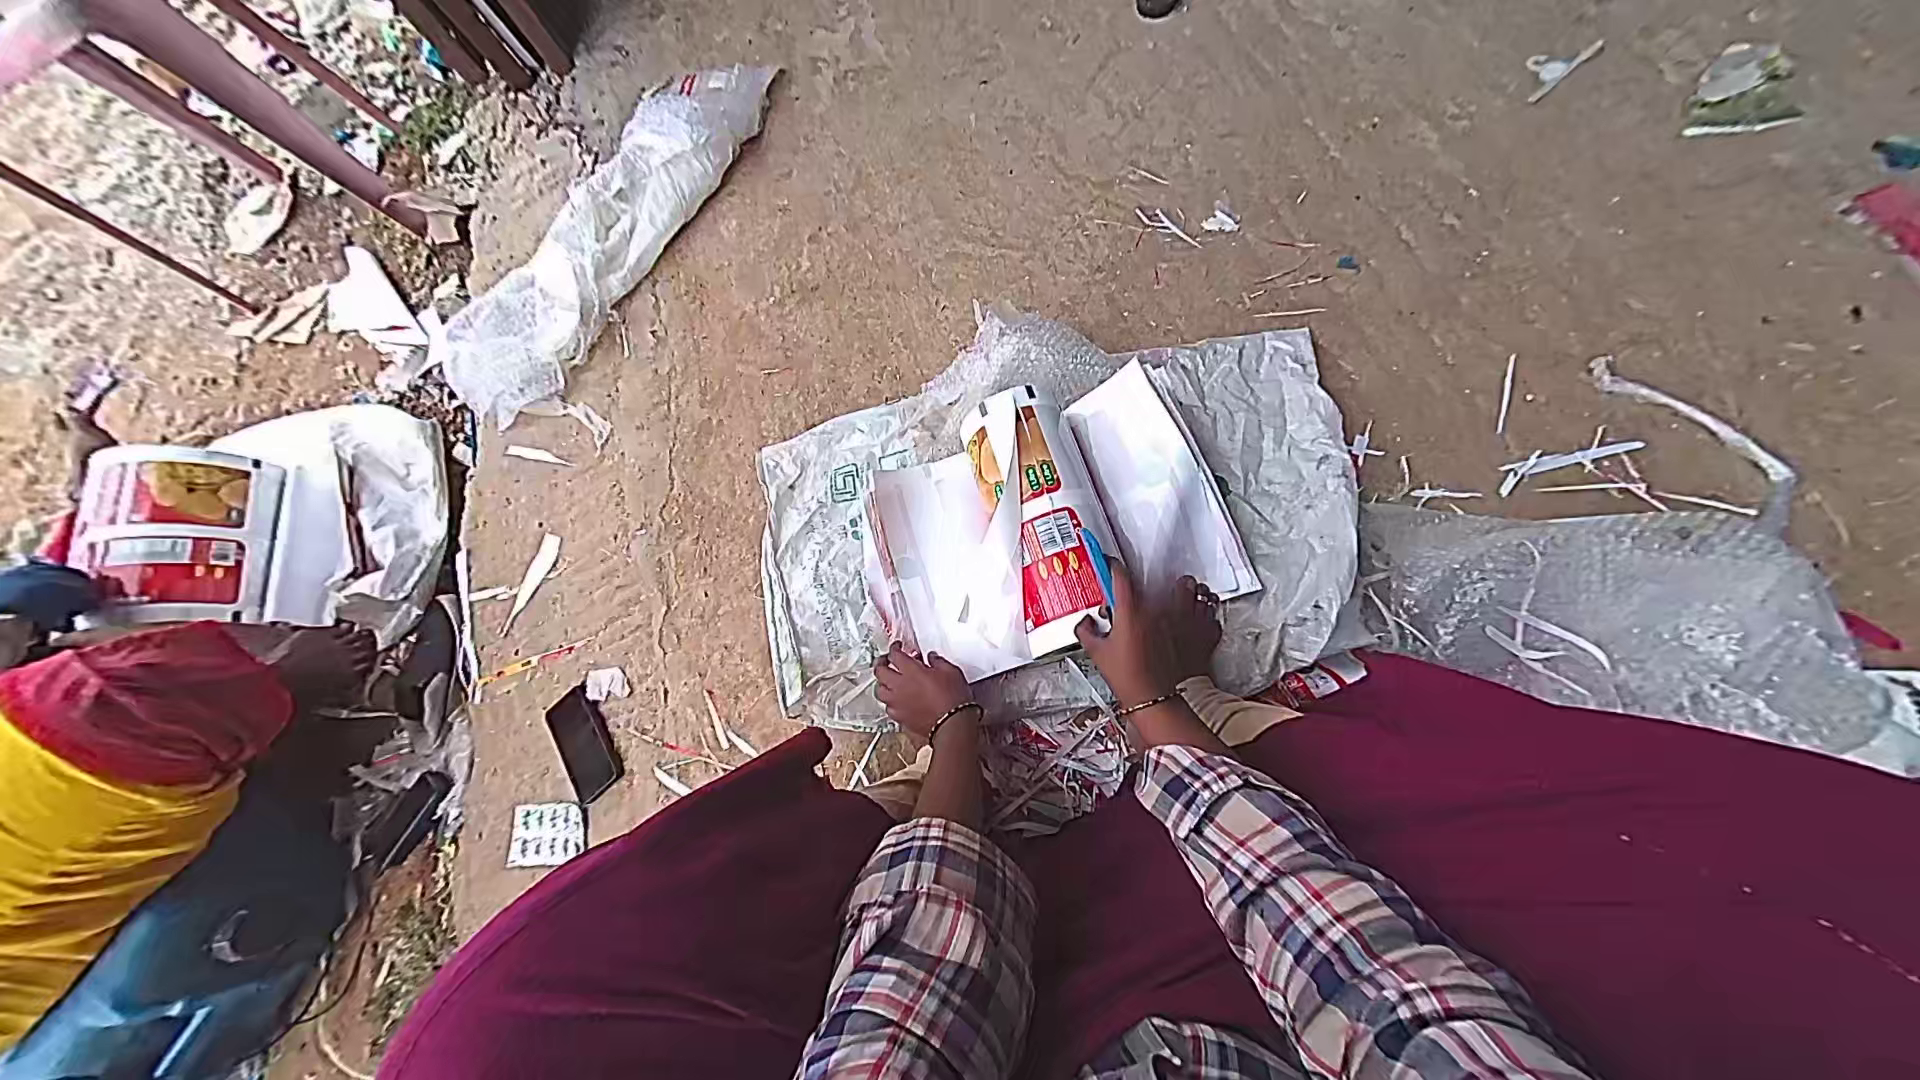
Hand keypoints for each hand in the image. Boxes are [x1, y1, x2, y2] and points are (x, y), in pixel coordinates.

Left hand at [874, 643, 972, 740]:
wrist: (953, 723)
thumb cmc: (952, 699)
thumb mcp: (950, 671)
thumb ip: (937, 661)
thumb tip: (932, 658)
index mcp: (910, 671)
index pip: (894, 654)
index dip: (894, 648)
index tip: (897, 647)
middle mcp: (900, 686)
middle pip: (880, 671)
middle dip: (881, 662)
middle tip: (886, 660)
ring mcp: (898, 702)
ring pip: (879, 690)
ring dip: (882, 683)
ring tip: (887, 680)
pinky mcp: (901, 717)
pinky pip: (888, 707)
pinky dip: (890, 702)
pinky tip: (896, 701)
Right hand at [1075, 563, 1218, 705]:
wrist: (1154, 700)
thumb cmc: (1128, 678)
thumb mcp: (1097, 652)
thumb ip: (1086, 631)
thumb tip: (1084, 622)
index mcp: (1131, 611)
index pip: (1120, 576)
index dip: (1112, 566)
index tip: (1109, 565)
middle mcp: (1157, 609)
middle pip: (1154, 576)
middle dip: (1143, 580)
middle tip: (1136, 590)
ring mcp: (1179, 618)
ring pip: (1185, 587)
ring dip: (1176, 586)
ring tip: (1168, 591)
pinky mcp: (1195, 631)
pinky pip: (1203, 610)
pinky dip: (1198, 608)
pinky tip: (1190, 611)